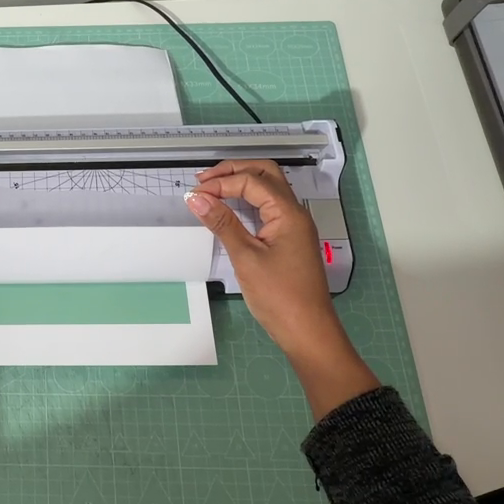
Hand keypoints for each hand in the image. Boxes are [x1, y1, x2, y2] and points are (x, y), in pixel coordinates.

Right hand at [185, 160, 330, 353]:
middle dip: (234, 171)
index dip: (221, 183)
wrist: (308, 332)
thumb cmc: (279, 296)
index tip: (195, 195)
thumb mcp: (245, 257)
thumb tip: (196, 197)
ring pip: (269, 188)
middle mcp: (295, 212)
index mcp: (288, 213)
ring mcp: (294, 225)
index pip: (251, 181)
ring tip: (212, 190)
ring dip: (241, 182)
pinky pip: (268, 206)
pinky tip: (230, 208)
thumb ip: (221, 223)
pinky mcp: (290, 238)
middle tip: (205, 181)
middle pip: (265, 173)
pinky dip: (247, 199)